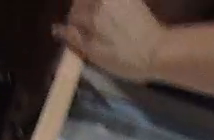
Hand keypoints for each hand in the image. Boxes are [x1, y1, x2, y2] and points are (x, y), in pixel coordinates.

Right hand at [55, 0, 169, 81]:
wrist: (157, 50)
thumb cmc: (125, 59)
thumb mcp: (96, 55)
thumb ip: (75, 39)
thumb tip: (56, 28)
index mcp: (92, 14)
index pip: (72, 15)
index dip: (73, 28)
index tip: (80, 39)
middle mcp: (102, 0)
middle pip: (82, 2)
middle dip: (82, 14)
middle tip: (91, 32)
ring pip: (95, 0)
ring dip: (92, 8)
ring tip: (101, 24)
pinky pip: (110, 1)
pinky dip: (105, 6)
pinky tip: (112, 18)